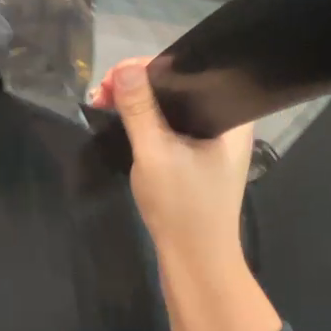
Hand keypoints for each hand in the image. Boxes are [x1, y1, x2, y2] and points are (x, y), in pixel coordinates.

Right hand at [91, 57, 255, 254]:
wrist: (196, 262)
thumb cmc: (182, 207)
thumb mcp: (155, 152)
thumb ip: (139, 108)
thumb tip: (123, 68)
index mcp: (229, 115)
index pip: (187, 69)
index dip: (145, 67)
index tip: (110, 81)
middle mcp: (225, 122)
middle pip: (176, 86)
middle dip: (135, 84)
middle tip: (100, 95)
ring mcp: (211, 140)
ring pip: (169, 106)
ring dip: (135, 103)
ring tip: (103, 105)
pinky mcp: (197, 156)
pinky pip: (168, 125)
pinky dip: (143, 121)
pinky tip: (121, 122)